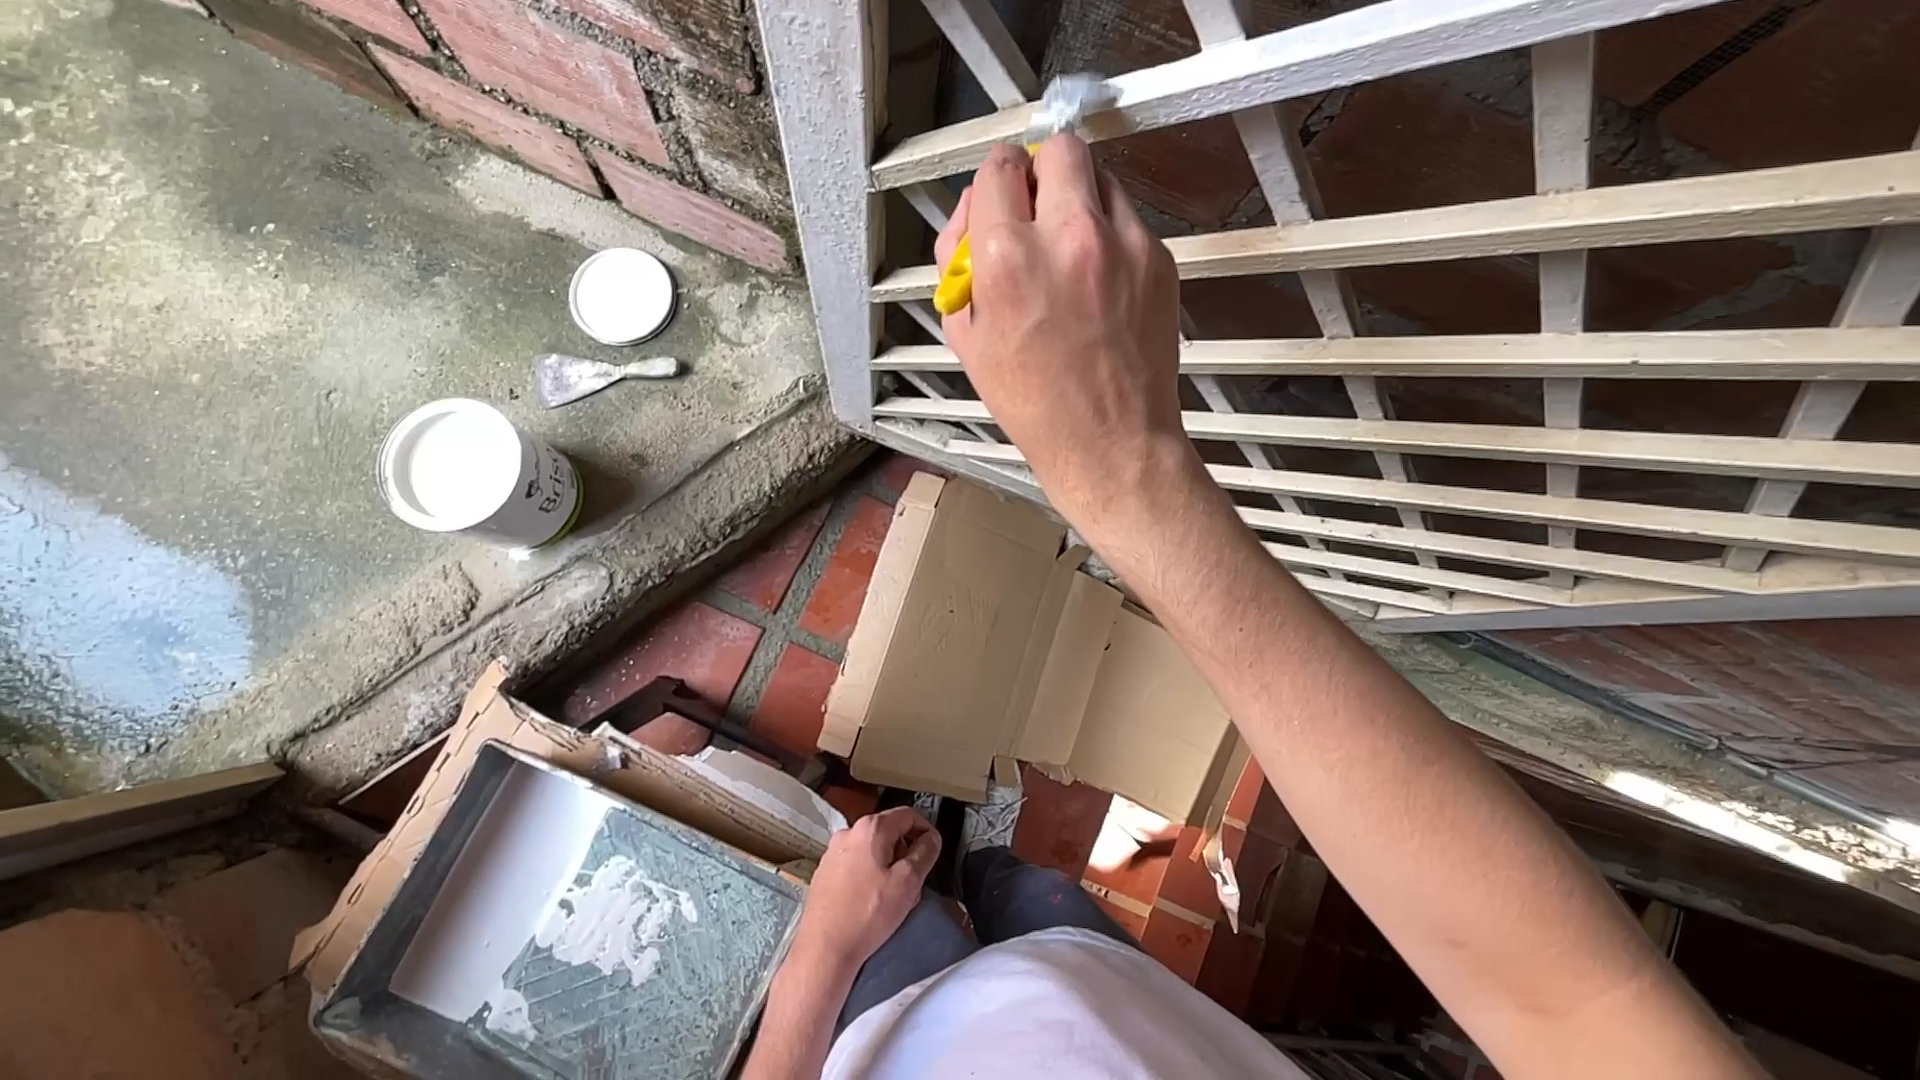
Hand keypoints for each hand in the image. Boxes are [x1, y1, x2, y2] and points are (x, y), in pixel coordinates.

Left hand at [792, 808, 940, 972]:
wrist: (824, 949)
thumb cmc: (868, 915)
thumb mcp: (908, 883)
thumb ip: (925, 853)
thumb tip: (932, 838)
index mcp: (870, 828)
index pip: (908, 815)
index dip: (926, 830)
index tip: (934, 851)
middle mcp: (848, 832)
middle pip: (889, 831)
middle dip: (906, 852)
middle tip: (914, 881)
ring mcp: (833, 852)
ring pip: (873, 850)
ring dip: (889, 866)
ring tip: (894, 897)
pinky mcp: (824, 872)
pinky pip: (856, 864)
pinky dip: (870, 875)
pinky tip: (872, 902)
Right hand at [937, 134, 1192, 533]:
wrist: (1111, 443)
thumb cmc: (1035, 404)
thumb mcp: (968, 341)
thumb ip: (958, 266)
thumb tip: (969, 219)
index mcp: (1008, 257)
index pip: (998, 166)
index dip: (993, 185)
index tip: (998, 203)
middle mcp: (1069, 236)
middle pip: (1059, 148)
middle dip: (1041, 171)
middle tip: (1036, 211)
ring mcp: (1123, 244)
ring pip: (1100, 175)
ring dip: (1079, 198)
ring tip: (1070, 251)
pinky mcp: (1159, 259)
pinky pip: (1128, 217)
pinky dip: (1110, 233)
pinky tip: (1100, 279)